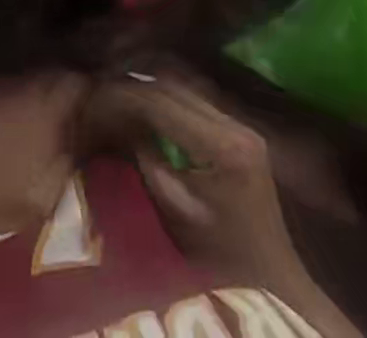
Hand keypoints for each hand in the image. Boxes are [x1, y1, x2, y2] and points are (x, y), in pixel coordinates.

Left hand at [0, 71, 90, 248]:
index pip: (82, 82)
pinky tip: (41, 122)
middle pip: (62, 77)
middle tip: (98, 110)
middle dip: (82, 89)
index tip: (117, 102)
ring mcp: (3, 96)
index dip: (101, 88)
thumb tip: (96, 136)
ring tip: (75, 116)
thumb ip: (74, 159)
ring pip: (41, 84)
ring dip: (59, 94)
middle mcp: (26, 93)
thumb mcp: (45, 195)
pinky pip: (22, 92)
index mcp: (45, 111)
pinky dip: (37, 101)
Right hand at [85, 70, 299, 286]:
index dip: (127, 97)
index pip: (164, 104)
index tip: (98, 96)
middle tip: (104, 93)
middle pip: (177, 90)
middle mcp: (237, 127)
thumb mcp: (172, 206)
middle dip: (137, 89)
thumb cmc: (216, 254)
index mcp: (223, 147)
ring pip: (186, 92)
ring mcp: (243, 127)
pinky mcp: (241, 133)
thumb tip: (117, 122)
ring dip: (152, 92)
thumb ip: (145, 157)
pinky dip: (168, 102)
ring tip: (121, 98)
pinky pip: (197, 104)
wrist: (268, 277)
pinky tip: (147, 110)